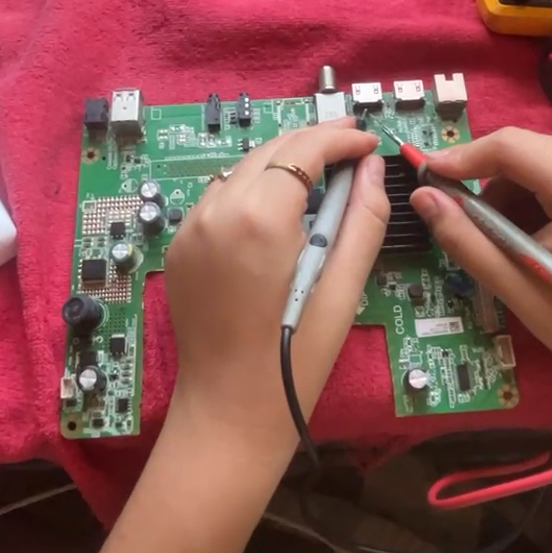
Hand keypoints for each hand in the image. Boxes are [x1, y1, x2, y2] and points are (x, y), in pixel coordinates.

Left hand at [164, 119, 388, 453]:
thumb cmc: (293, 361)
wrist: (226, 414)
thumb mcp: (343, 291)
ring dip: (283, 163)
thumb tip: (372, 168)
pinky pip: (221, 198)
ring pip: (242, 169)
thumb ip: (363, 220)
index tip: (370, 141)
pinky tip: (280, 209)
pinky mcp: (180, 245)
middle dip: (313, 143)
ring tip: (324, 174)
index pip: (302, 150)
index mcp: (257, 219)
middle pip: (269, 150)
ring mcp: (190, 227)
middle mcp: (215, 210)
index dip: (340, 138)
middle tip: (355, 146)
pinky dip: (254, 189)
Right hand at [409, 127, 551, 415]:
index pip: (511, 146)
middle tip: (463, 214)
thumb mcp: (516, 288)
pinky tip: (539, 235)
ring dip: (517, 185)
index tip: (427, 175)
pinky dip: (546, 193)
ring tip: (506, 236)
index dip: (463, 156)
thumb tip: (421, 196)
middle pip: (531, 147)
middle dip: (490, 174)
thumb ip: (464, 238)